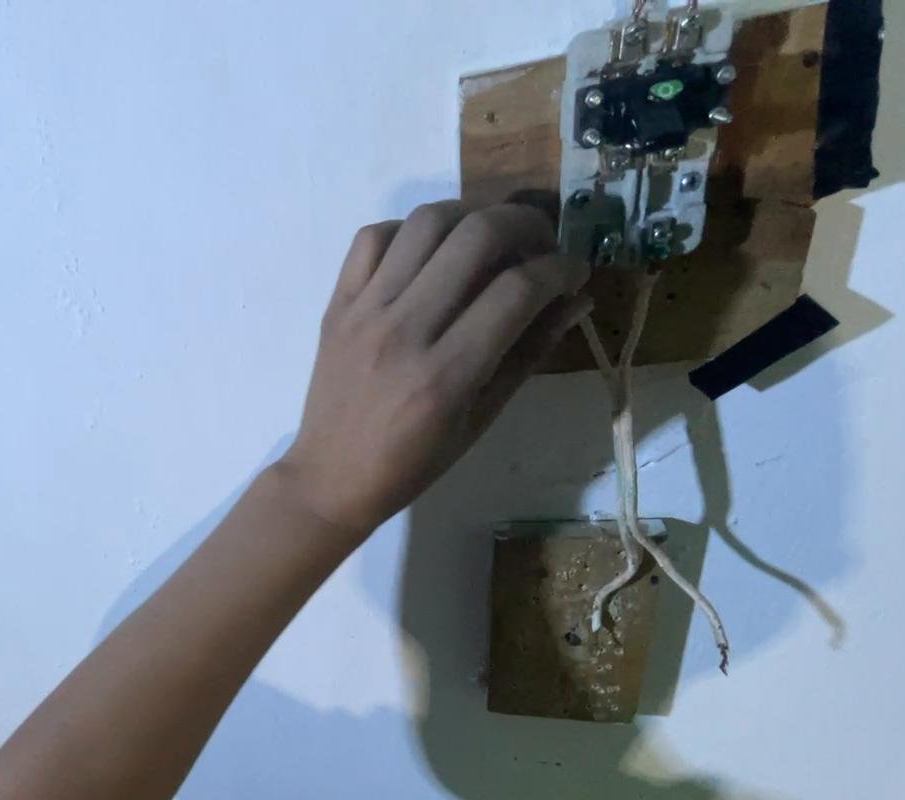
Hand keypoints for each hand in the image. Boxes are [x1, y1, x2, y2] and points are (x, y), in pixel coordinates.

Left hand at [276, 201, 590, 533]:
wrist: (329, 479)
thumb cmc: (410, 465)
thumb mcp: (478, 422)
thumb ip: (527, 356)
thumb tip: (575, 299)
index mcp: (444, 375)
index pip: (518, 289)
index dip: (562, 269)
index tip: (574, 274)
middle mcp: (403, 332)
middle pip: (477, 235)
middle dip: (527, 224)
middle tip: (540, 245)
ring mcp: (363, 313)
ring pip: (425, 222)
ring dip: (471, 216)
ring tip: (488, 241)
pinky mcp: (335, 305)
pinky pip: (372, 238)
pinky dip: (408, 231)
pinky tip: (428, 255)